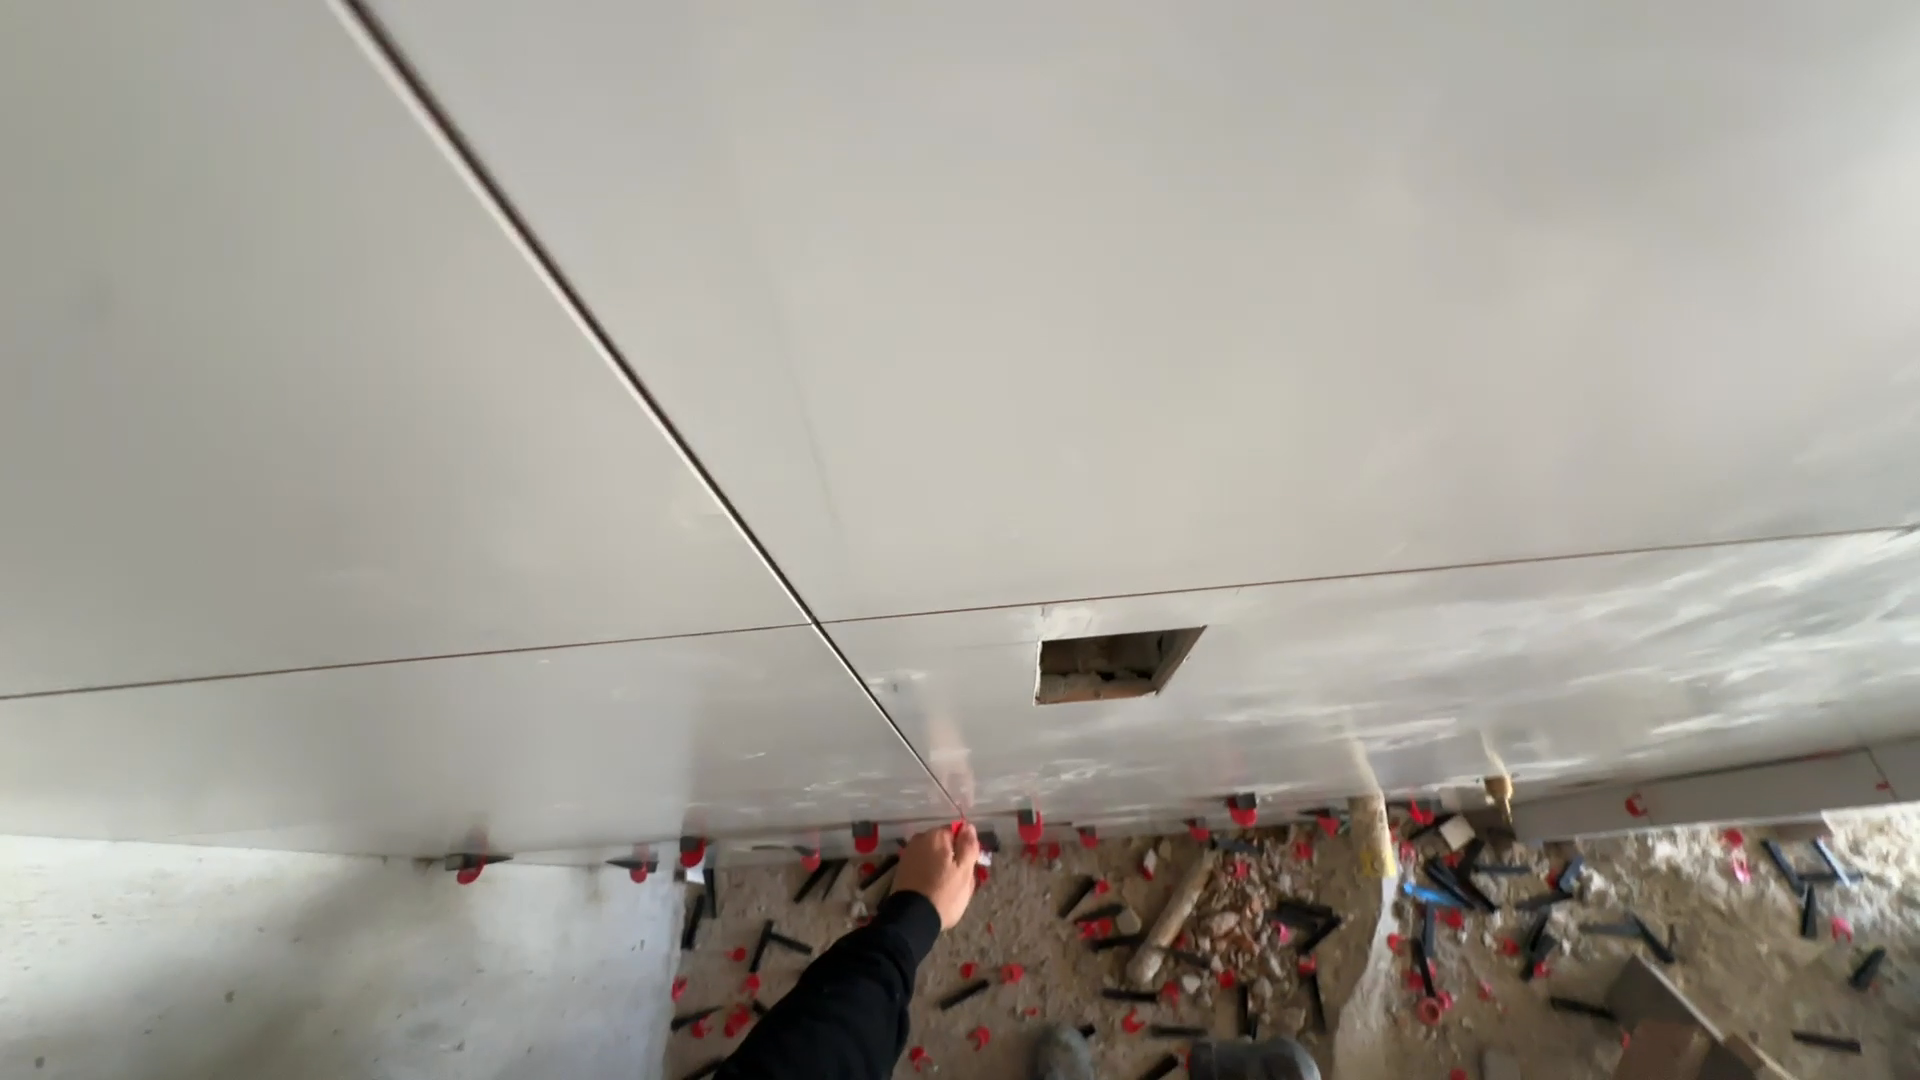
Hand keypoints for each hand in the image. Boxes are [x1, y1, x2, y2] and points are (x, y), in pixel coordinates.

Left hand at [892, 823, 980, 929]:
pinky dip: (928, 874)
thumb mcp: (964, 870)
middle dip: (953, 859)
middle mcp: (919, 838)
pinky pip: (922, 866)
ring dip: (940, 868)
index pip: (957, 833)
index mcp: (936, 835)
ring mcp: (908, 854)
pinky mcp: (901, 869)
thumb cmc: (943, 893)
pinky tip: (931, 890)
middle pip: (944, 844)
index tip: (968, 867)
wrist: (912, 919)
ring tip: (945, 889)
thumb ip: (968, 845)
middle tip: (959, 882)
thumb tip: (968, 826)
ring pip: (933, 857)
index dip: (965, 849)